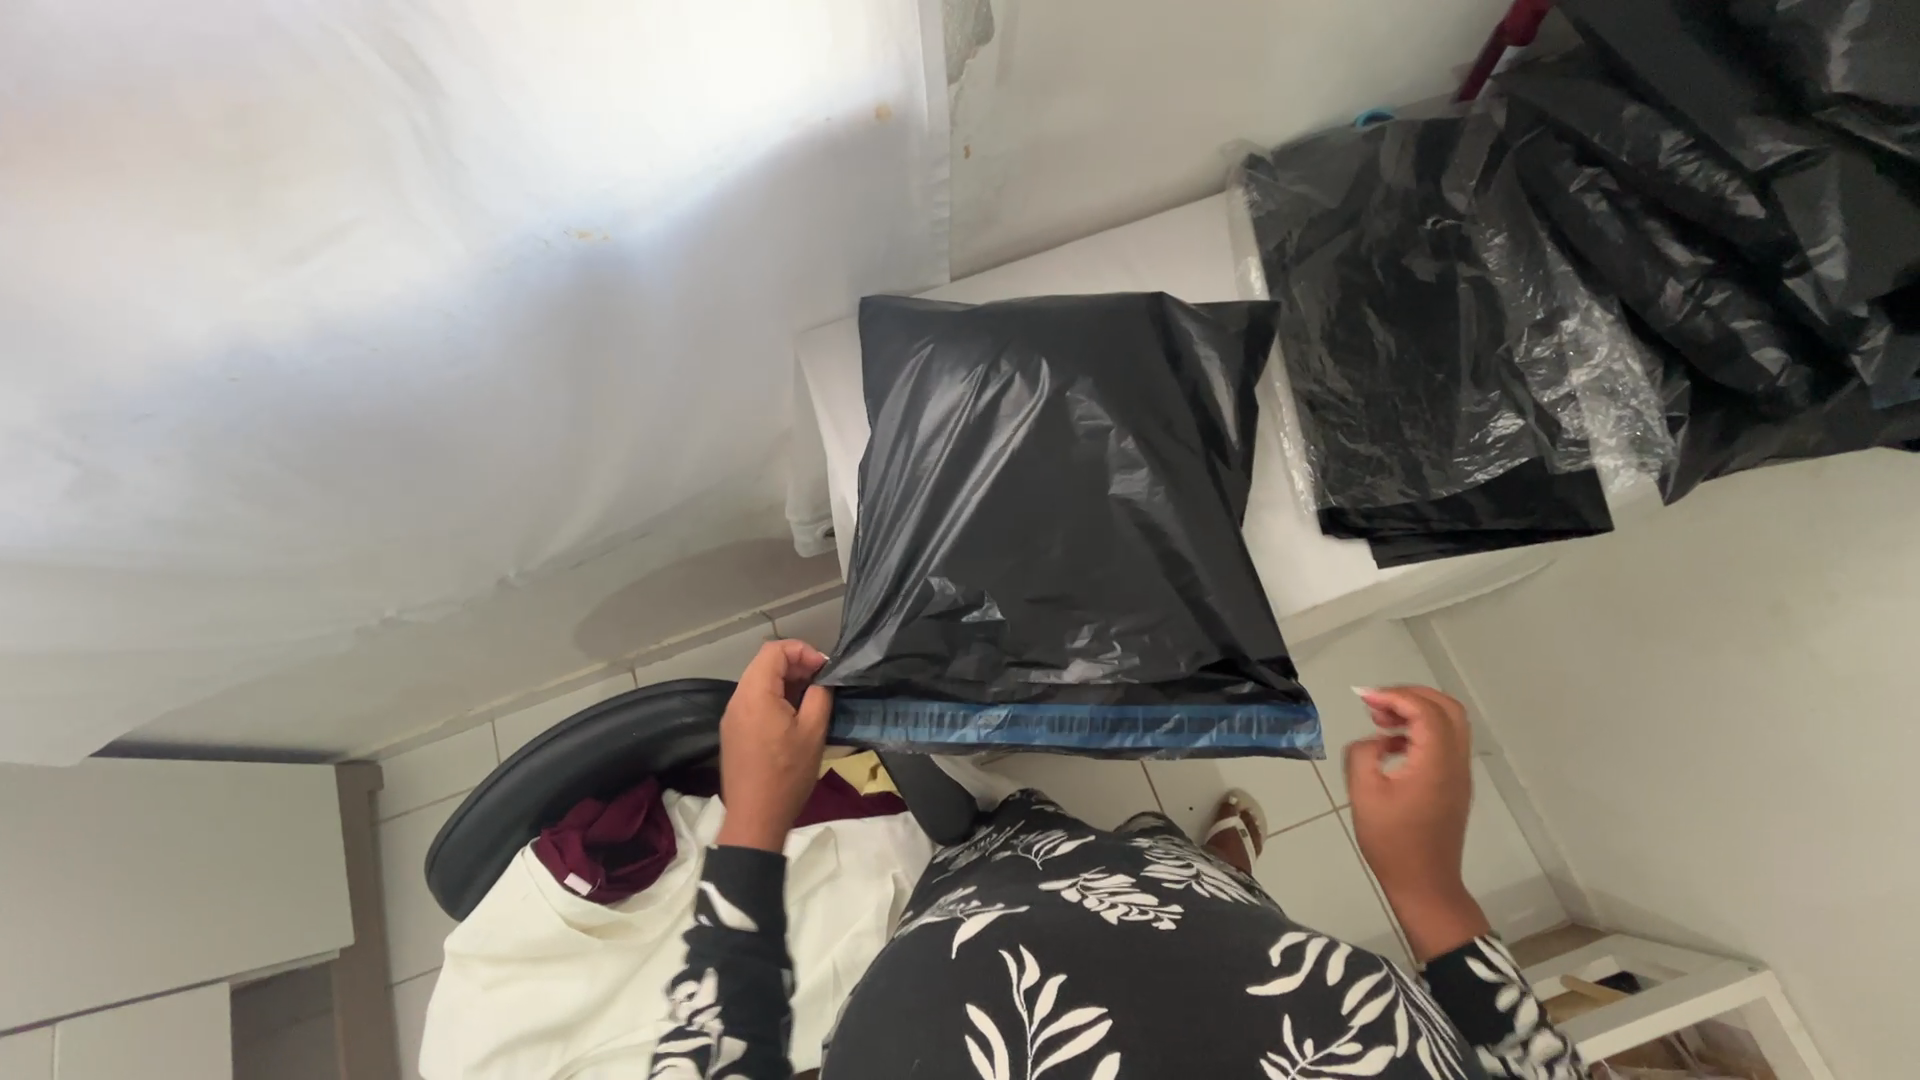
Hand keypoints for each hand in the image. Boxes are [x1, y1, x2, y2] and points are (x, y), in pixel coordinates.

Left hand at [713, 640, 832, 852]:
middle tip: (822, 681)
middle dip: (795, 664)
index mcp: (755, 694)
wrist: (755, 818)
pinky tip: (793, 716)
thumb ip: (819, 695)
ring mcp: (732, 717)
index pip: (774, 650)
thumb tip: (821, 679)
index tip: (824, 668)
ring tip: (811, 698)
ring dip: (786, 682)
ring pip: (758, 682)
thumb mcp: (813, 731)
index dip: (802, 650)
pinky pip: (753, 701)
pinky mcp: (732, 732)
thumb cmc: (787, 774)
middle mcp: (738, 699)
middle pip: (764, 664)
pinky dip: (774, 698)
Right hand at [1344, 685, 1489, 962]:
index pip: (1425, 711)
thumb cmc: (1391, 841)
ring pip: (1449, 723)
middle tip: (1375, 703)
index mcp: (1435, 763)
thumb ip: (1364, 753)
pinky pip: (1445, 741)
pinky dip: (1420, 729)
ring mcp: (1459, 774)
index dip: (1394, 696)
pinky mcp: (1454, 784)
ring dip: (1416, 711)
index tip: (1363, 699)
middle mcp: (1455, 763)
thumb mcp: (1363, 792)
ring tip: (1380, 720)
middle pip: (1447, 709)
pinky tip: (1391, 743)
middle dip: (1410, 695)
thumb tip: (1377, 741)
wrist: (1424, 883)